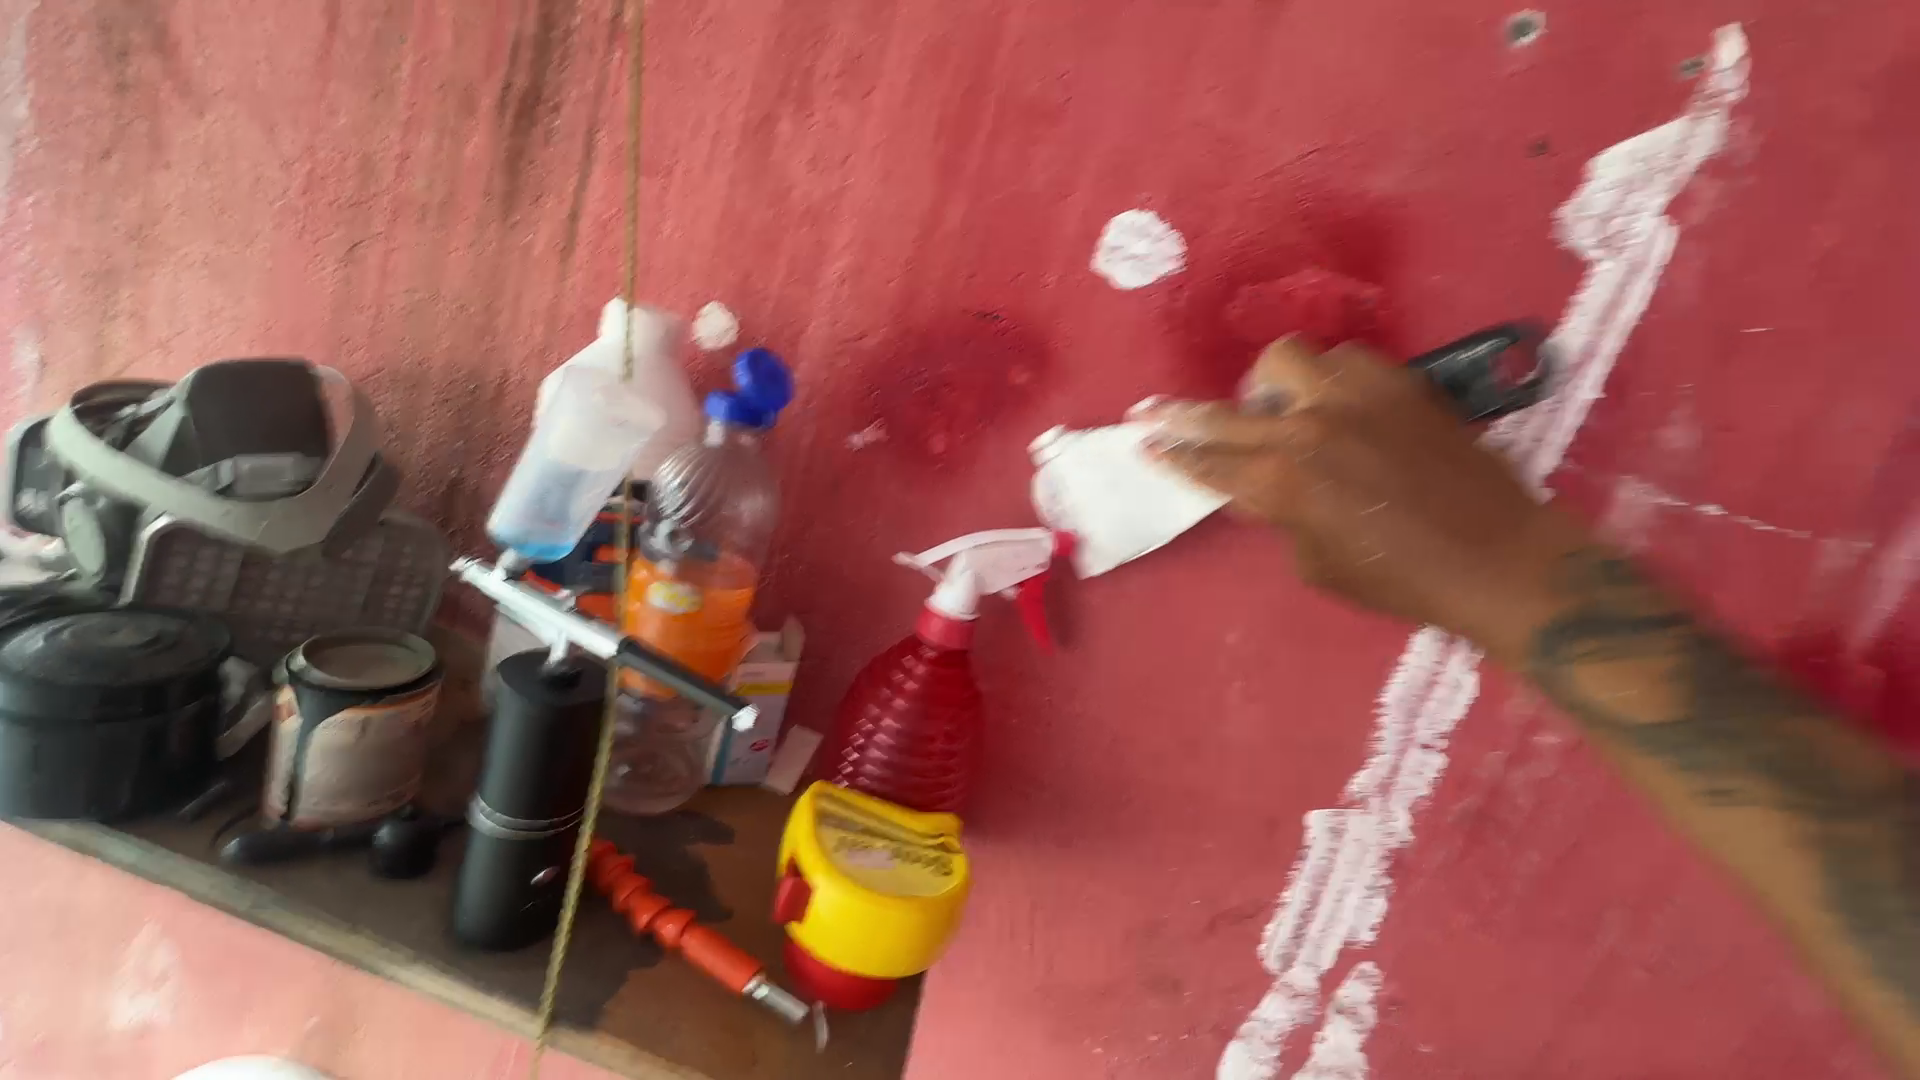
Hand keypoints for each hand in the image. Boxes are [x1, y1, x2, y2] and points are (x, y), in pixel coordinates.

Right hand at [1140, 337, 1588, 660]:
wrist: (1497, 559)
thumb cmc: (1397, 578)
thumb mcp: (1313, 563)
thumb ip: (1277, 515)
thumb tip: (1254, 487)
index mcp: (1283, 485)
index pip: (1208, 463)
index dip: (1171, 454)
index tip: (1145, 441)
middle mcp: (1308, 431)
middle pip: (1225, 412)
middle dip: (1181, 415)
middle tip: (1154, 411)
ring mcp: (1355, 400)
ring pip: (1285, 360)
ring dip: (1268, 385)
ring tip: (1276, 408)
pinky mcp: (1398, 385)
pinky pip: (1344, 358)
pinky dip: (1325, 376)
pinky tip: (1333, 401)